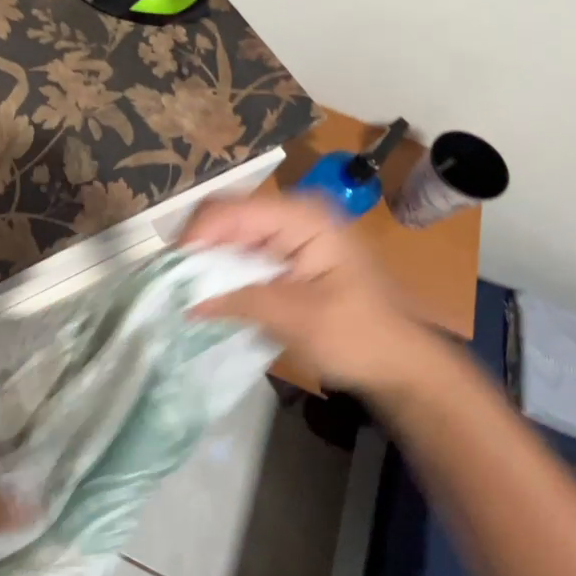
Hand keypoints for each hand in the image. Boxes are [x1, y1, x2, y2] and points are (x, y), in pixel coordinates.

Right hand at [180, 195, 434, 394]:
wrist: (403, 365)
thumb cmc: (360, 337)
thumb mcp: (298, 320)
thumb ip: (241, 301)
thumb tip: (187, 301)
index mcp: (303, 216)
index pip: (232, 210)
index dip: (197, 235)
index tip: (173, 270)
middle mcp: (294, 213)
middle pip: (227, 217)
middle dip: (198, 247)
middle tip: (173, 281)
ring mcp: (292, 233)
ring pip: (232, 234)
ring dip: (208, 261)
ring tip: (183, 288)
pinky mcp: (288, 255)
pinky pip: (244, 252)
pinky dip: (225, 271)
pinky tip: (210, 294)